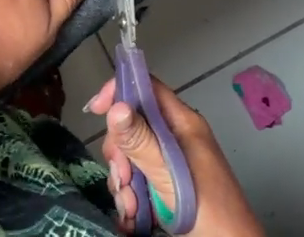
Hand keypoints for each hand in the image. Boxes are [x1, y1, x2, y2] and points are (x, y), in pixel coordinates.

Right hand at [86, 76, 263, 236]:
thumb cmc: (206, 209)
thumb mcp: (168, 174)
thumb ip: (140, 140)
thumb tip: (115, 105)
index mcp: (183, 123)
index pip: (146, 87)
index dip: (119, 91)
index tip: (97, 111)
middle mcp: (176, 137)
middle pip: (132, 125)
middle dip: (119, 153)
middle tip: (122, 178)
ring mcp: (172, 162)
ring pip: (131, 155)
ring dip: (123, 181)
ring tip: (130, 207)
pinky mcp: (168, 186)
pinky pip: (138, 178)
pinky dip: (131, 195)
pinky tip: (132, 215)